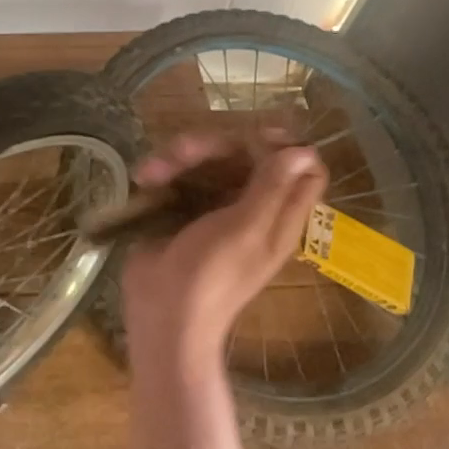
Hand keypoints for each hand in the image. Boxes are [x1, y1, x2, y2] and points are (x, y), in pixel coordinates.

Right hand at [121, 133, 326, 352]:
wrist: (161, 314)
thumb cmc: (211, 276)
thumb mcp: (245, 230)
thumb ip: (273, 188)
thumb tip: (305, 149)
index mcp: (278, 214)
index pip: (303, 169)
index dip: (285, 145)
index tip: (254, 134)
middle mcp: (252, 206)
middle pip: (246, 154)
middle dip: (212, 145)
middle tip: (182, 151)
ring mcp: (217, 206)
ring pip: (210, 160)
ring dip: (177, 158)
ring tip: (151, 172)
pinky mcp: (184, 208)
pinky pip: (181, 174)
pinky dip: (163, 172)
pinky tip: (144, 179)